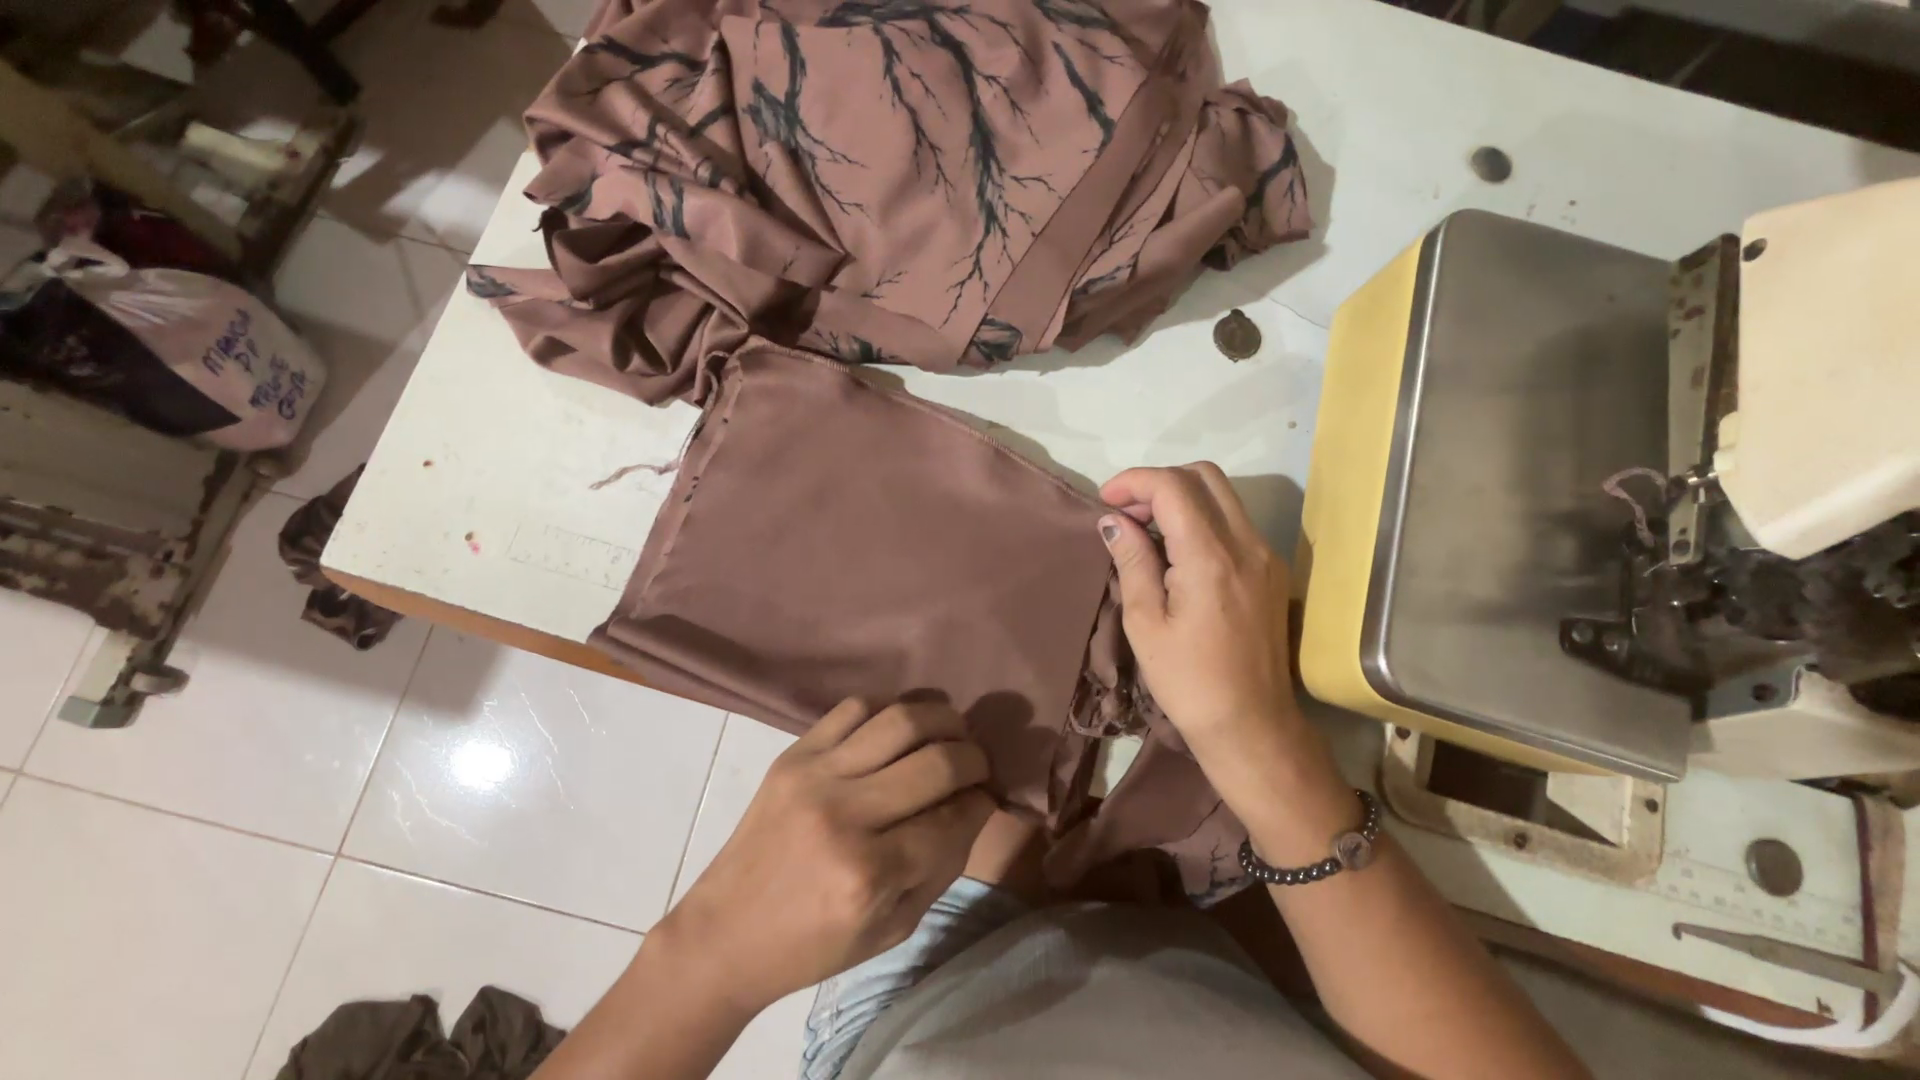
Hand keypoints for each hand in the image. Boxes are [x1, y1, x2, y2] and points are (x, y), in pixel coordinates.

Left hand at [660, 698, 994, 1010]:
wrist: (725, 933)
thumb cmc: (813, 946)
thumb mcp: (894, 928)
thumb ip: (941, 865)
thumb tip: (974, 806)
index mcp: (870, 873)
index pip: (955, 816)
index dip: (983, 803)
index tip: (987, 800)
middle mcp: (844, 815)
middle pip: (937, 760)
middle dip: (974, 759)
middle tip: (978, 767)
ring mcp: (813, 776)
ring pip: (900, 719)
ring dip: (942, 720)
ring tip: (951, 734)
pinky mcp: (792, 756)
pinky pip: (853, 707)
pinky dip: (889, 709)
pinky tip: (900, 729)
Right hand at [1097, 463, 1297, 747]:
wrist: (1251, 724)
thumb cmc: (1188, 681)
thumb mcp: (1145, 623)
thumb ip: (1132, 562)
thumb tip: (1113, 521)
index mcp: (1210, 557)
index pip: (1173, 486)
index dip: (1134, 481)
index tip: (1105, 501)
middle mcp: (1246, 544)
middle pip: (1205, 475)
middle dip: (1159, 481)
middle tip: (1125, 512)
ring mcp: (1265, 555)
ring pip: (1223, 495)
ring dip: (1181, 498)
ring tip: (1145, 531)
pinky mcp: (1271, 570)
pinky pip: (1234, 521)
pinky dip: (1201, 518)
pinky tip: (1175, 552)